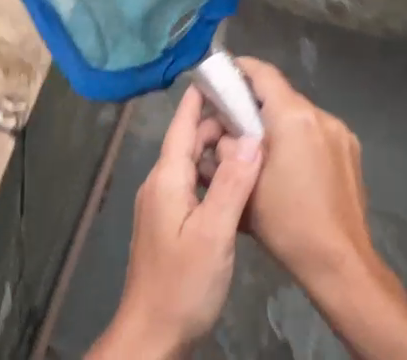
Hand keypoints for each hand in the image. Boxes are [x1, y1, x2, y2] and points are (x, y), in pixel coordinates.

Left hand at [88, 85, 262, 359]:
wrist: (153, 331)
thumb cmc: (183, 282)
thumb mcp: (214, 233)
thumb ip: (233, 184)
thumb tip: (251, 137)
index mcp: (167, 178)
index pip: (182, 126)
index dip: (200, 100)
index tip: (220, 75)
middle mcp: (160, 184)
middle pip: (188, 143)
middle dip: (217, 125)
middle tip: (254, 114)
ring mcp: (162, 206)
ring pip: (191, 165)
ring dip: (217, 152)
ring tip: (252, 145)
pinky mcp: (169, 226)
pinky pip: (192, 187)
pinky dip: (213, 177)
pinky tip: (237, 186)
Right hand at [229, 57, 374, 289]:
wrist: (339, 262)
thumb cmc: (286, 223)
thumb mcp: (244, 182)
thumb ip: (228, 147)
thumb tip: (222, 131)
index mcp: (294, 117)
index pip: (263, 73)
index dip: (239, 68)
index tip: (220, 74)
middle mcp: (321, 116)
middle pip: (281, 95)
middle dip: (255, 103)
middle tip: (231, 121)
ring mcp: (341, 135)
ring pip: (299, 115)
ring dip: (277, 123)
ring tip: (259, 149)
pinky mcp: (351, 153)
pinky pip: (316, 133)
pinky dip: (297, 139)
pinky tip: (288, 167)